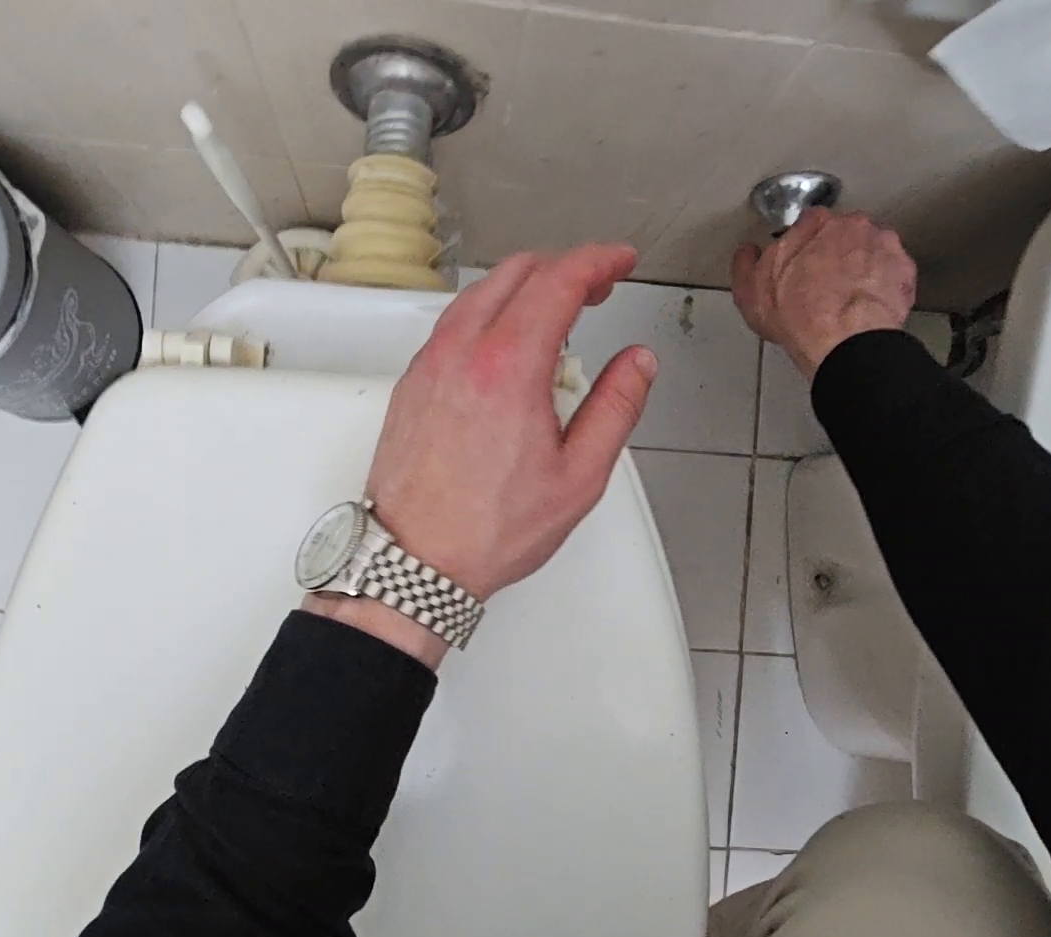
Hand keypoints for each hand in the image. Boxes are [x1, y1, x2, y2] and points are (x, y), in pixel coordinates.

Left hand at [317, 245, 658, 665]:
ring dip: (525, 287)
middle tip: (596, 287)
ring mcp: (429, 365)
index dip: (599, 261)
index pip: (559, 280)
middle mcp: (462, 353)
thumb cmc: (488, 530)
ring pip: (480, 292)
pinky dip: (489, 313)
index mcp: (508, 367)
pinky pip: (454, 323)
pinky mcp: (412, 383)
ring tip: (557, 313)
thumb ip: (616, 409)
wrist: (415, 561)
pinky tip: (508, 344)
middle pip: (517, 272)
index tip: (619, 262)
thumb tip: (637, 364)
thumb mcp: (578, 477)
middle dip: (565, 267)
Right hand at [731, 208, 916, 379]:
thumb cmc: (800, 316)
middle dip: (834, 254)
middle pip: (844, 234)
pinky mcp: (904, 273)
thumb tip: (747, 253)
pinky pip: (891, 274)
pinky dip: (880, 286)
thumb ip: (746, 264)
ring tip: (844, 300)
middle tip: (821, 285)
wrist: (844, 341)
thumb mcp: (750, 292)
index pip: (810, 220)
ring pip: (870, 251)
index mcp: (818, 225)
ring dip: (860, 268)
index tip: (797, 262)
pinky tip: (863, 307)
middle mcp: (855, 228)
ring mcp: (884, 248)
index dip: (801, 243)